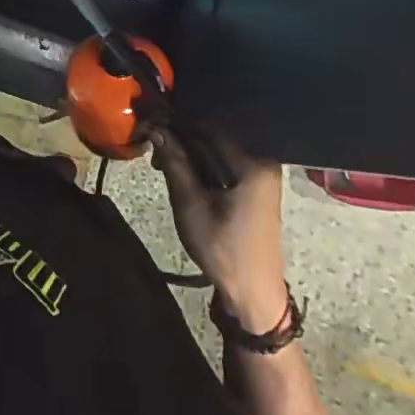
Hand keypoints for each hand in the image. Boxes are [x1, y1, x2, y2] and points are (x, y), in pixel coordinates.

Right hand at [153, 129, 288, 331]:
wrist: (252, 291)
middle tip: (154, 148)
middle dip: (182, 136)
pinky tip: (182, 169)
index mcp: (254, 161)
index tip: (152, 124)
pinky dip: (203, 161)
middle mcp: (263, 159)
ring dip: (190, 150)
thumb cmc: (223, 249)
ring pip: (219, 147)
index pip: (211, 125)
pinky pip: (226, 160)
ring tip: (163, 161)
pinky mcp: (255, 183)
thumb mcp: (191, 205)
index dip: (178, 122)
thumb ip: (176, 163)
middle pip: (217, 133)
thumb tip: (156, 128)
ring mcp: (261, 171)